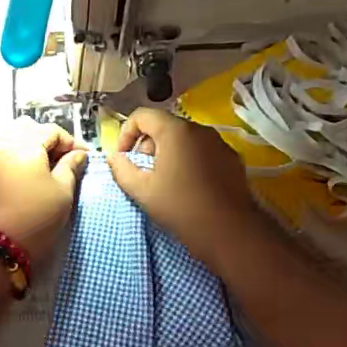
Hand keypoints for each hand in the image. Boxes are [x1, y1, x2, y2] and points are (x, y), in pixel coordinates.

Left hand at [0, 119, 89, 270]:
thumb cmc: (36, 217)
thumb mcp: (63, 192)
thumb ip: (71, 167)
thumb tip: (78, 155)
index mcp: (24, 143)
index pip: (51, 130)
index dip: (71, 142)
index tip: (82, 158)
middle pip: (25, 129)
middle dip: (44, 140)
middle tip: (59, 160)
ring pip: (4, 139)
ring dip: (23, 147)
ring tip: (36, 167)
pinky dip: (5, 161)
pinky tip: (15, 178)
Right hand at [106, 108, 264, 264]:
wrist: (229, 230)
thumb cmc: (180, 207)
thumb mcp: (142, 190)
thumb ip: (122, 169)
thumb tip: (115, 157)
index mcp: (175, 131)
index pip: (142, 115)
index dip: (126, 133)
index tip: (124, 157)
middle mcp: (199, 129)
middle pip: (164, 126)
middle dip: (147, 145)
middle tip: (142, 172)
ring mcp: (219, 143)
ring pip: (185, 139)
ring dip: (168, 153)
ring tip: (165, 181)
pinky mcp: (232, 159)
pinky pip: (203, 151)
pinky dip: (190, 160)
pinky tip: (189, 186)